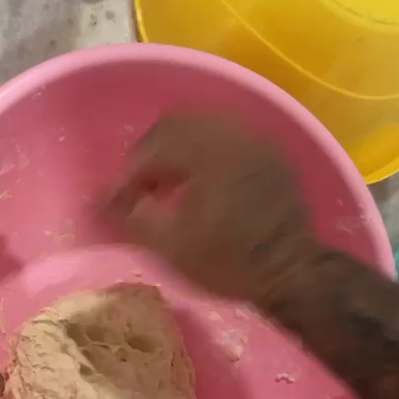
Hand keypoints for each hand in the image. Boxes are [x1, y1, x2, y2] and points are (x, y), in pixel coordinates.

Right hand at [101, 111, 325, 304]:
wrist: (293, 273)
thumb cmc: (231, 263)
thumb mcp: (174, 247)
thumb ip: (136, 218)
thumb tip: (105, 204)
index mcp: (207, 151)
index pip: (152, 149)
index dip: (126, 176)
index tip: (114, 203)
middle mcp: (232, 133)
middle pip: (175, 125)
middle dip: (149, 155)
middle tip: (137, 187)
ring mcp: (255, 141)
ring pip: (202, 127)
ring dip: (176, 151)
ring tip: (166, 186)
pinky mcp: (270, 156)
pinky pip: (227, 139)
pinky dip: (204, 155)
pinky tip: (199, 185)